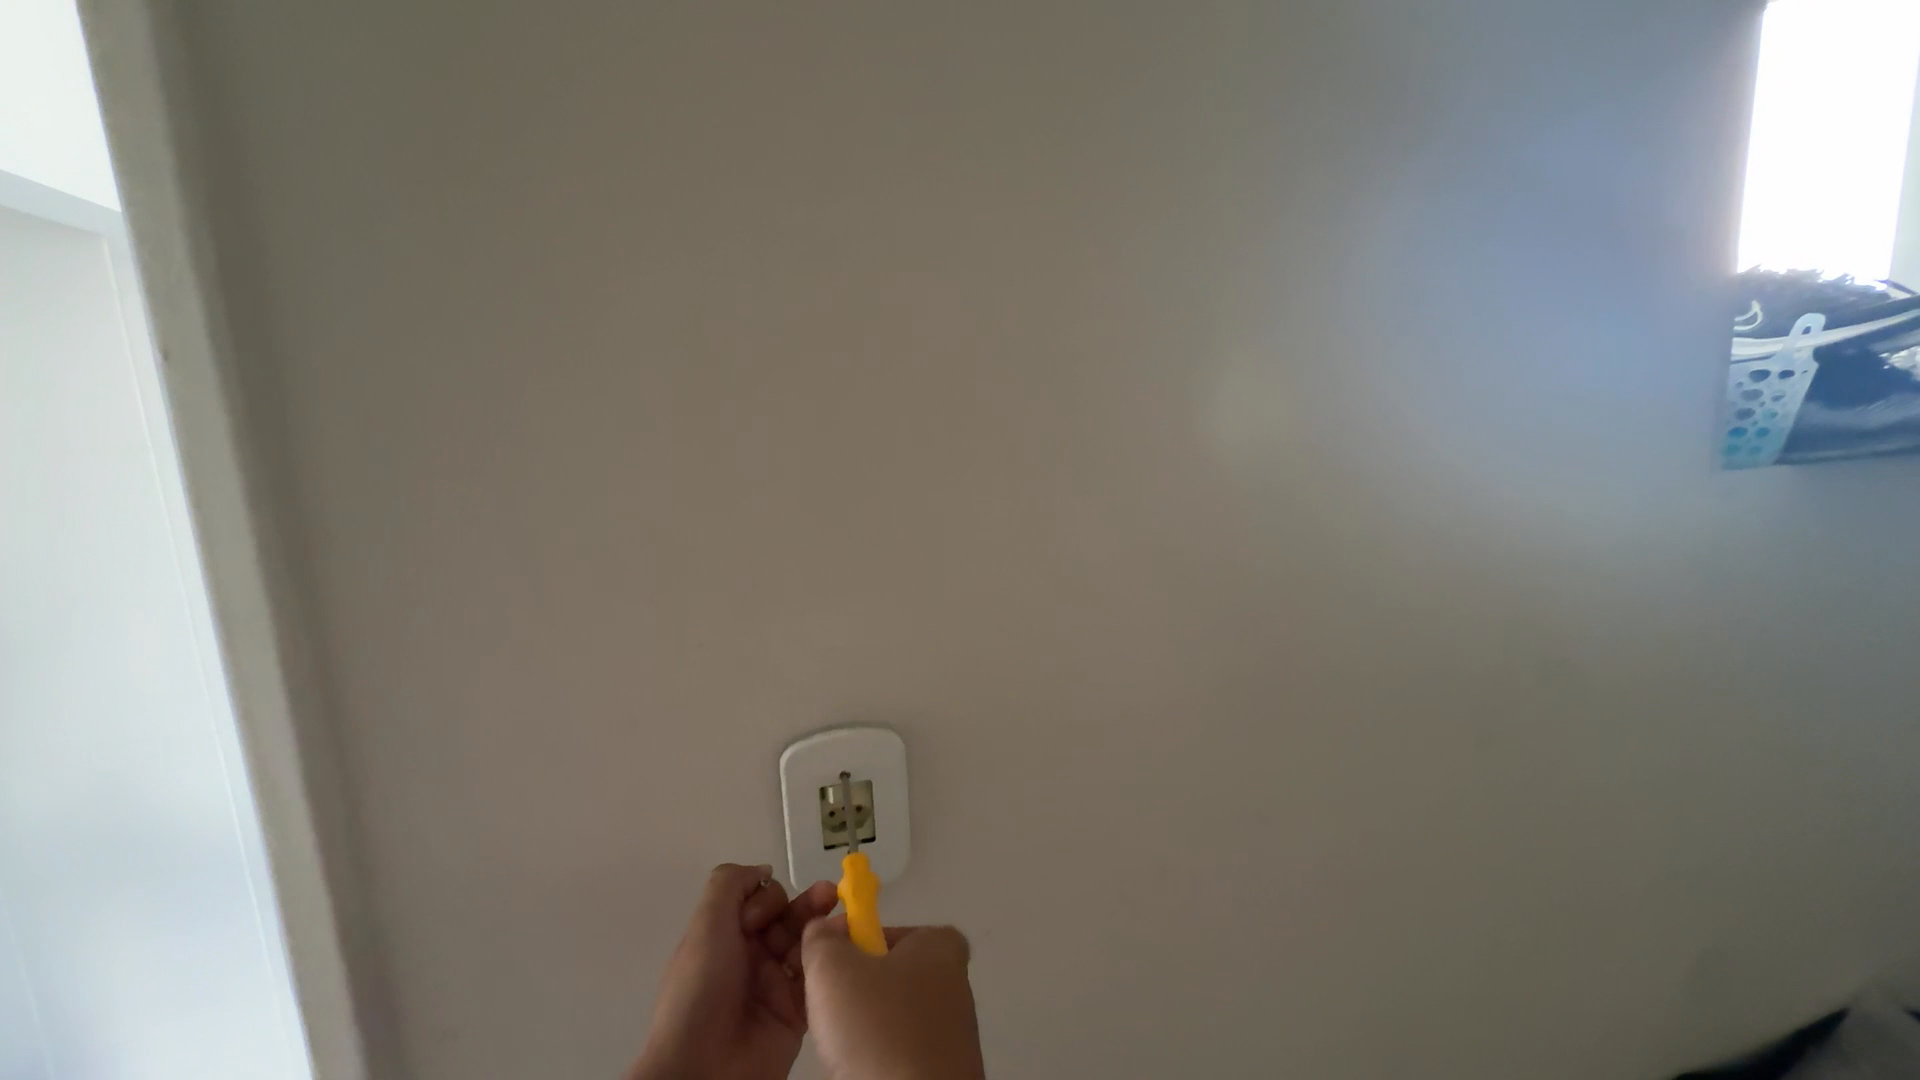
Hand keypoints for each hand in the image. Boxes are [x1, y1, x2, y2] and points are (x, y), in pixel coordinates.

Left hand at [630, 863, 837, 1079]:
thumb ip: (730, 884)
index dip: (766, 899)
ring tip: (843, 917)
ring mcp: (774, 986)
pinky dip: (832, 960)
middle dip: (807, 903)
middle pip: (788, 918)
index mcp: (725, 936)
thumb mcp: (705, 926)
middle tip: (828, 895)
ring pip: (806, 944)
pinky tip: (845, 947)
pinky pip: (819, 979)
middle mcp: (750, 957)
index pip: (759, 900)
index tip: (757, 919)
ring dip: (823, 926)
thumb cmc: (700, 990)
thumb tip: (763, 870)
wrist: (701, 1070)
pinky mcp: (796, 1014)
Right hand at [800, 917, 984, 1079]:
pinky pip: (905, 1054)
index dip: (869, 942)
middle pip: (898, 976)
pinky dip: (883, 1059)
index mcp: (942, 948)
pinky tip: (862, 1069)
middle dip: (864, 989)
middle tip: (836, 1006)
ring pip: (900, 1019)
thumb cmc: (876, 1026)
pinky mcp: (946, 1072)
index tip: (842, 963)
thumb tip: (823, 930)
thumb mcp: (832, 969)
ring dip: (870, 1028)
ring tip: (845, 1044)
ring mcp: (956, 1033)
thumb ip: (822, 940)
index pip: (904, 931)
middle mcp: (956, 985)